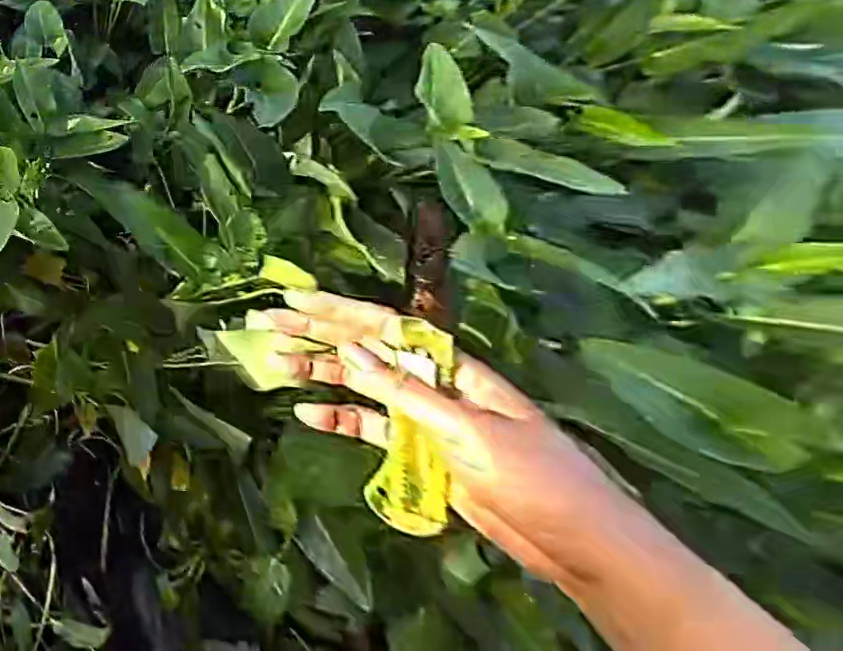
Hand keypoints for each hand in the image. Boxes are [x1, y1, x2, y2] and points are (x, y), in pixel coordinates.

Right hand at [246, 289, 653, 590]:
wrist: (586, 551)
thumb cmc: (539, 479)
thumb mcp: (469, 429)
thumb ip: (404, 390)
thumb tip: (349, 348)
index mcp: (449, 366)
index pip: (382, 325)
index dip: (335, 310)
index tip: (292, 300)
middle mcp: (428, 382)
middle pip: (360, 349)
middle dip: (312, 334)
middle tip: (265, 323)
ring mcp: (420, 415)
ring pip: (356, 385)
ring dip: (316, 373)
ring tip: (276, 365)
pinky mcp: (416, 447)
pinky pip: (367, 426)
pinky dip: (337, 420)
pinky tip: (309, 415)